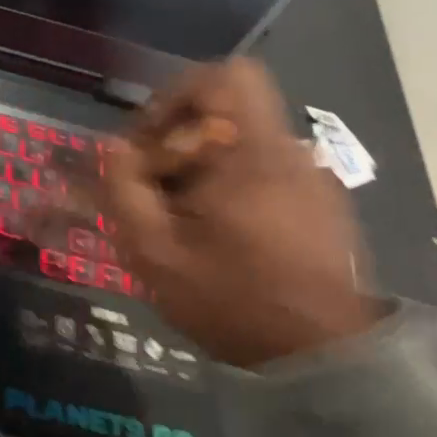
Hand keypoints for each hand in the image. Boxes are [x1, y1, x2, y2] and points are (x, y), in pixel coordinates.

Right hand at [47, 58, 375, 366]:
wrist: (326, 359)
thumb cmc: (233, 301)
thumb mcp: (154, 252)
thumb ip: (122, 189)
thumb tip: (110, 145)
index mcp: (250, 154)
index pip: (220, 77)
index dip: (172, 96)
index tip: (146, 145)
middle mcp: (287, 152)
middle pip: (221, 112)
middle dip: (173, 142)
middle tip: (149, 190)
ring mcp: (309, 177)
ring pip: (238, 142)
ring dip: (197, 168)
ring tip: (177, 220)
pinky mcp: (320, 203)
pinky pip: (260, 170)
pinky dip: (227, 186)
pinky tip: (215, 235)